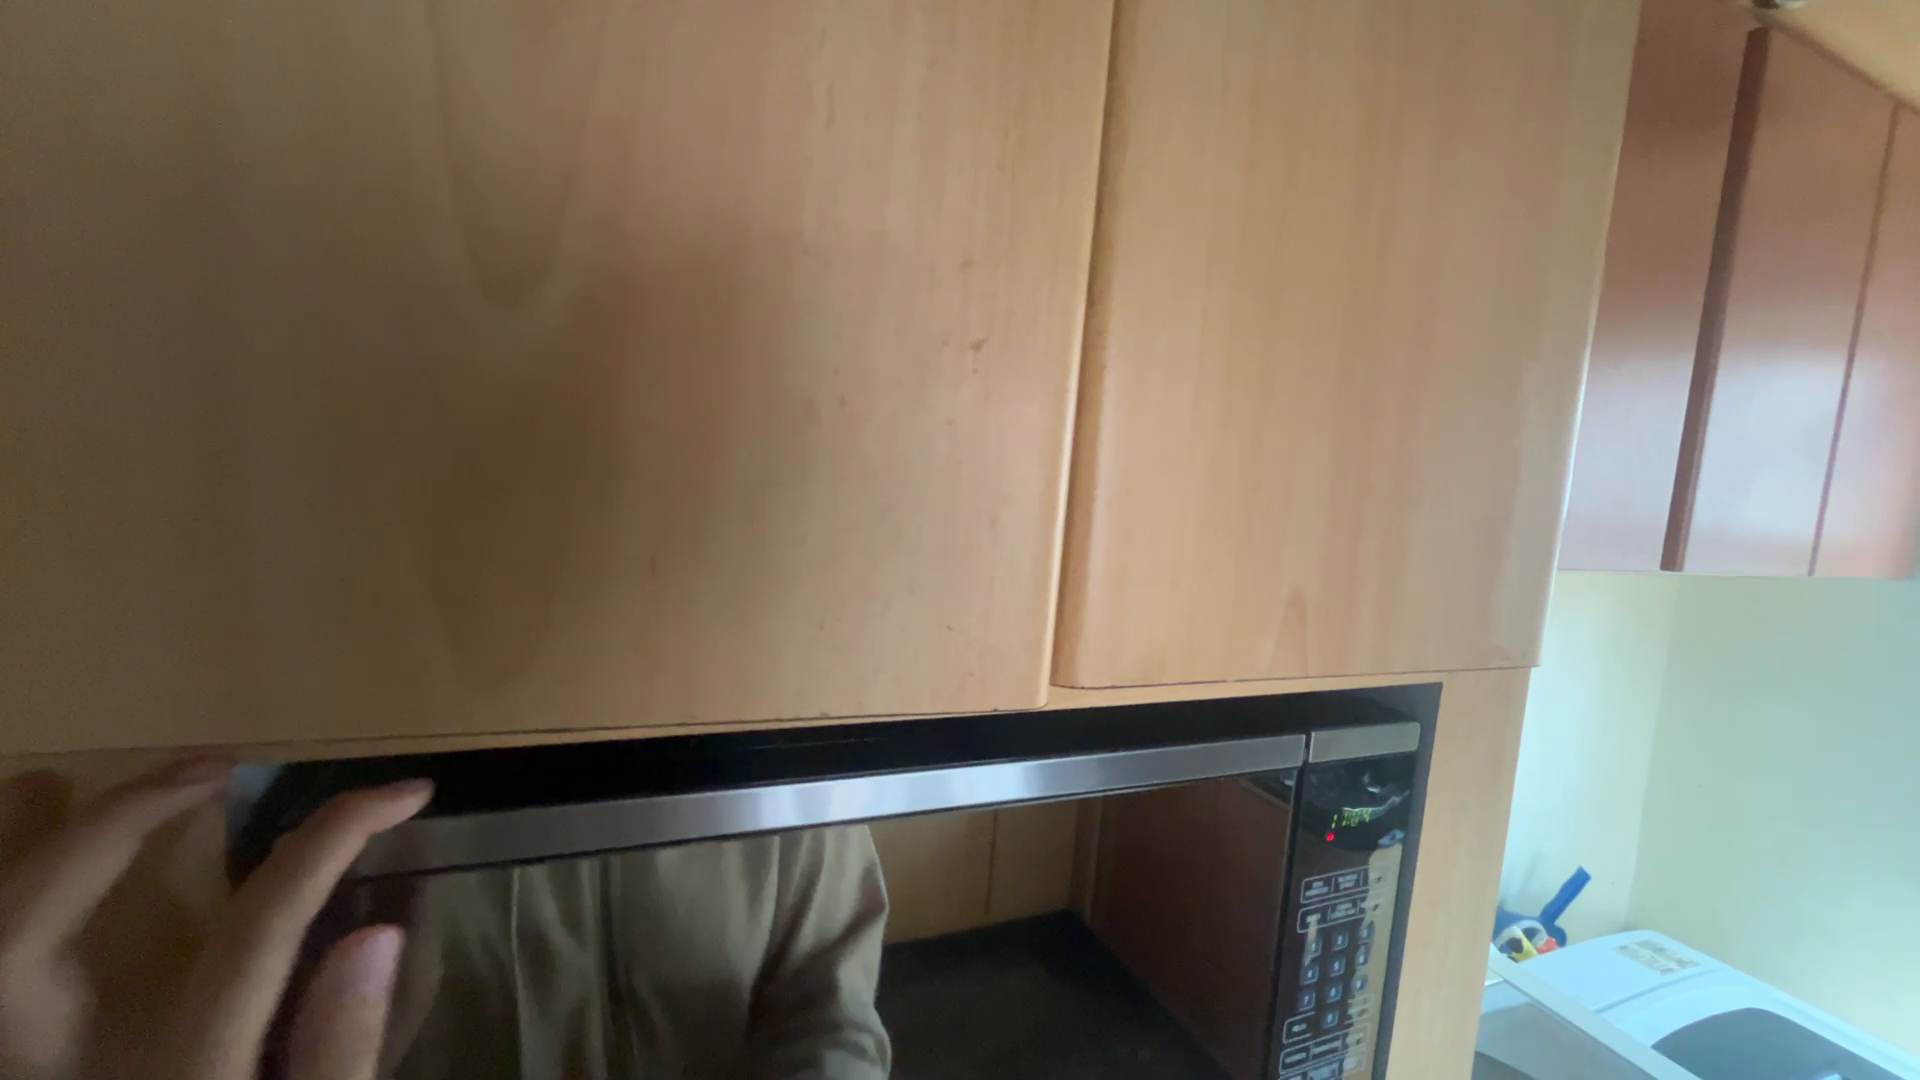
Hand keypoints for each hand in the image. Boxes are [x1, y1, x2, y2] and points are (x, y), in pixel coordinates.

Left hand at [0, 756, 430, 1079]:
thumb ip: (334, 1054)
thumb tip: (380, 933)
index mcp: (172, 1073)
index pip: (258, 922)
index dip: (336, 836)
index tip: (407, 793)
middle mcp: (55, 1068)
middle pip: (40, 923)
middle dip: (128, 820)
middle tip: (212, 766)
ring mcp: (10, 1072)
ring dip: (15, 854)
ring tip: (57, 780)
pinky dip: (0, 915)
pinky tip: (20, 874)